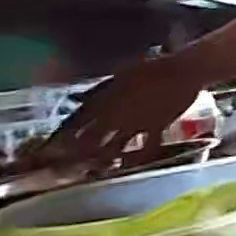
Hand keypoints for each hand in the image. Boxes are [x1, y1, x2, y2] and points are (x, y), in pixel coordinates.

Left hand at [47, 55, 204, 163]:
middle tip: (68, 166)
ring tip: (94, 168)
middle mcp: (115, 115)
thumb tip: (79, 100)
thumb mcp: (120, 74)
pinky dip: (138, 157)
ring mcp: (137, 123)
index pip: (76, 123)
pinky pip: (147, 146)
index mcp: (103, 101)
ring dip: (103, 158)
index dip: (63, 136)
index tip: (52, 148)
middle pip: (89, 139)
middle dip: (77, 154)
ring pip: (114, 146)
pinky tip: (130, 164)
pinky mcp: (158, 127)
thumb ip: (101, 89)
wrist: (183, 71)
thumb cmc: (153, 67)